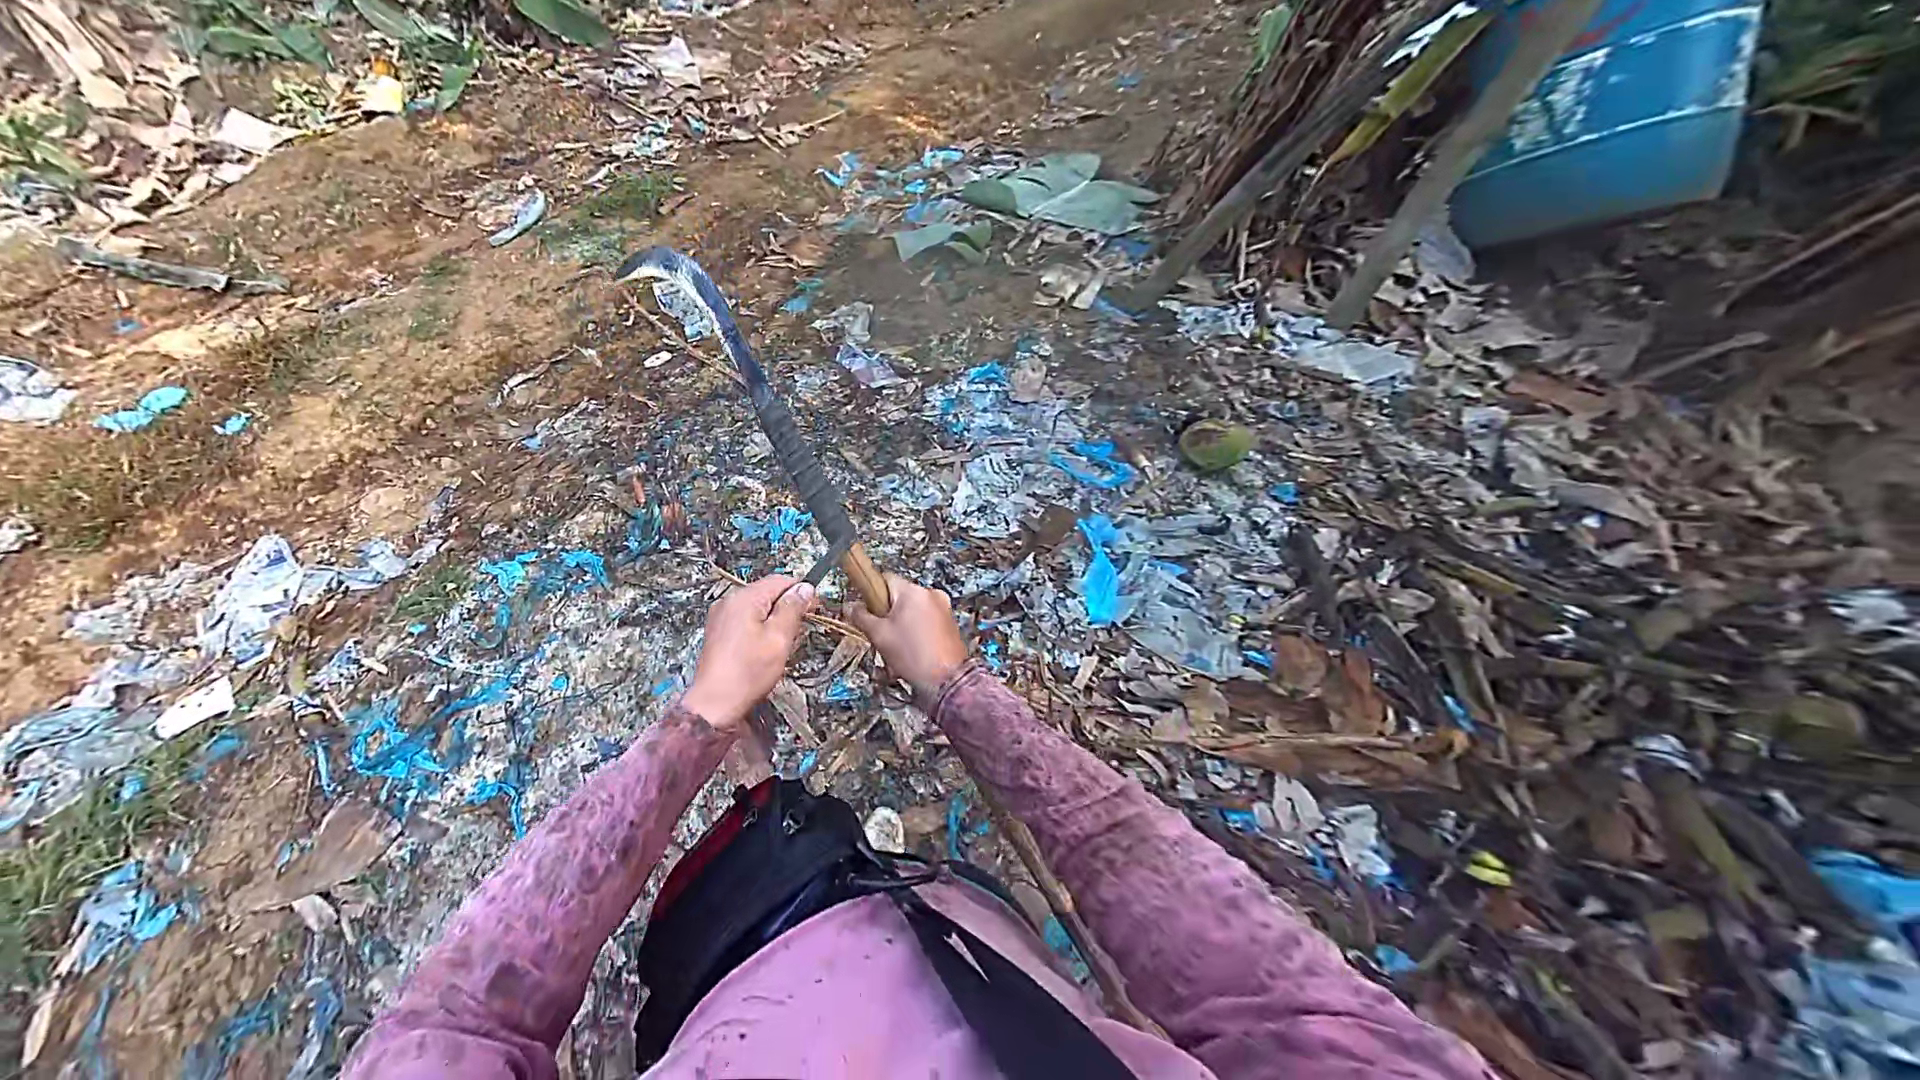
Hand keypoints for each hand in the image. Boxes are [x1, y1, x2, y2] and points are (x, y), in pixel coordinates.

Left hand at [682, 575, 816, 734]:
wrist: (715, 703)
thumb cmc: (748, 672)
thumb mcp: (779, 637)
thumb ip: (793, 609)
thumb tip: (805, 587)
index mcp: (744, 598)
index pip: (780, 580)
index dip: (801, 591)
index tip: (815, 607)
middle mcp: (729, 601)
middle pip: (767, 592)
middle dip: (787, 606)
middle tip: (800, 629)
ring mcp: (721, 616)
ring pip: (757, 607)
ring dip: (774, 618)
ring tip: (783, 642)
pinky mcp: (718, 632)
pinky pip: (745, 619)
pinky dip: (760, 627)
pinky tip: (765, 647)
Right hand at [850, 574, 968, 702]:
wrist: (947, 680)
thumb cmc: (912, 655)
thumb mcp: (879, 635)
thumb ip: (861, 617)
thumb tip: (851, 606)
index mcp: (913, 591)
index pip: (884, 579)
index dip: (871, 594)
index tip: (866, 612)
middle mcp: (931, 594)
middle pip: (899, 597)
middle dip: (887, 615)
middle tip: (881, 636)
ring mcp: (943, 608)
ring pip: (912, 611)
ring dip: (900, 625)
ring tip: (897, 649)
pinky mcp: (949, 622)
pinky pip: (925, 621)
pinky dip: (915, 632)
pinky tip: (911, 652)